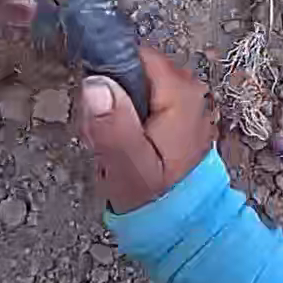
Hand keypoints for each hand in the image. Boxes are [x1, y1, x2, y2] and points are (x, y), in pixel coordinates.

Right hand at [75, 47, 216, 213]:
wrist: (184, 227)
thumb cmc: (157, 198)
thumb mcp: (128, 165)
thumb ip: (113, 124)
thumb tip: (96, 83)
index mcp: (179, 92)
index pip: (130, 55)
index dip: (106, 80)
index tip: (99, 112)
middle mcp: (187, 89)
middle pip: (130, 72)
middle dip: (109, 102)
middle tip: (105, 138)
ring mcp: (184, 101)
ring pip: (132, 89)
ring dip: (116, 116)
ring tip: (115, 148)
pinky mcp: (177, 114)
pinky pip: (141, 104)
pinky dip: (128, 124)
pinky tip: (126, 148)